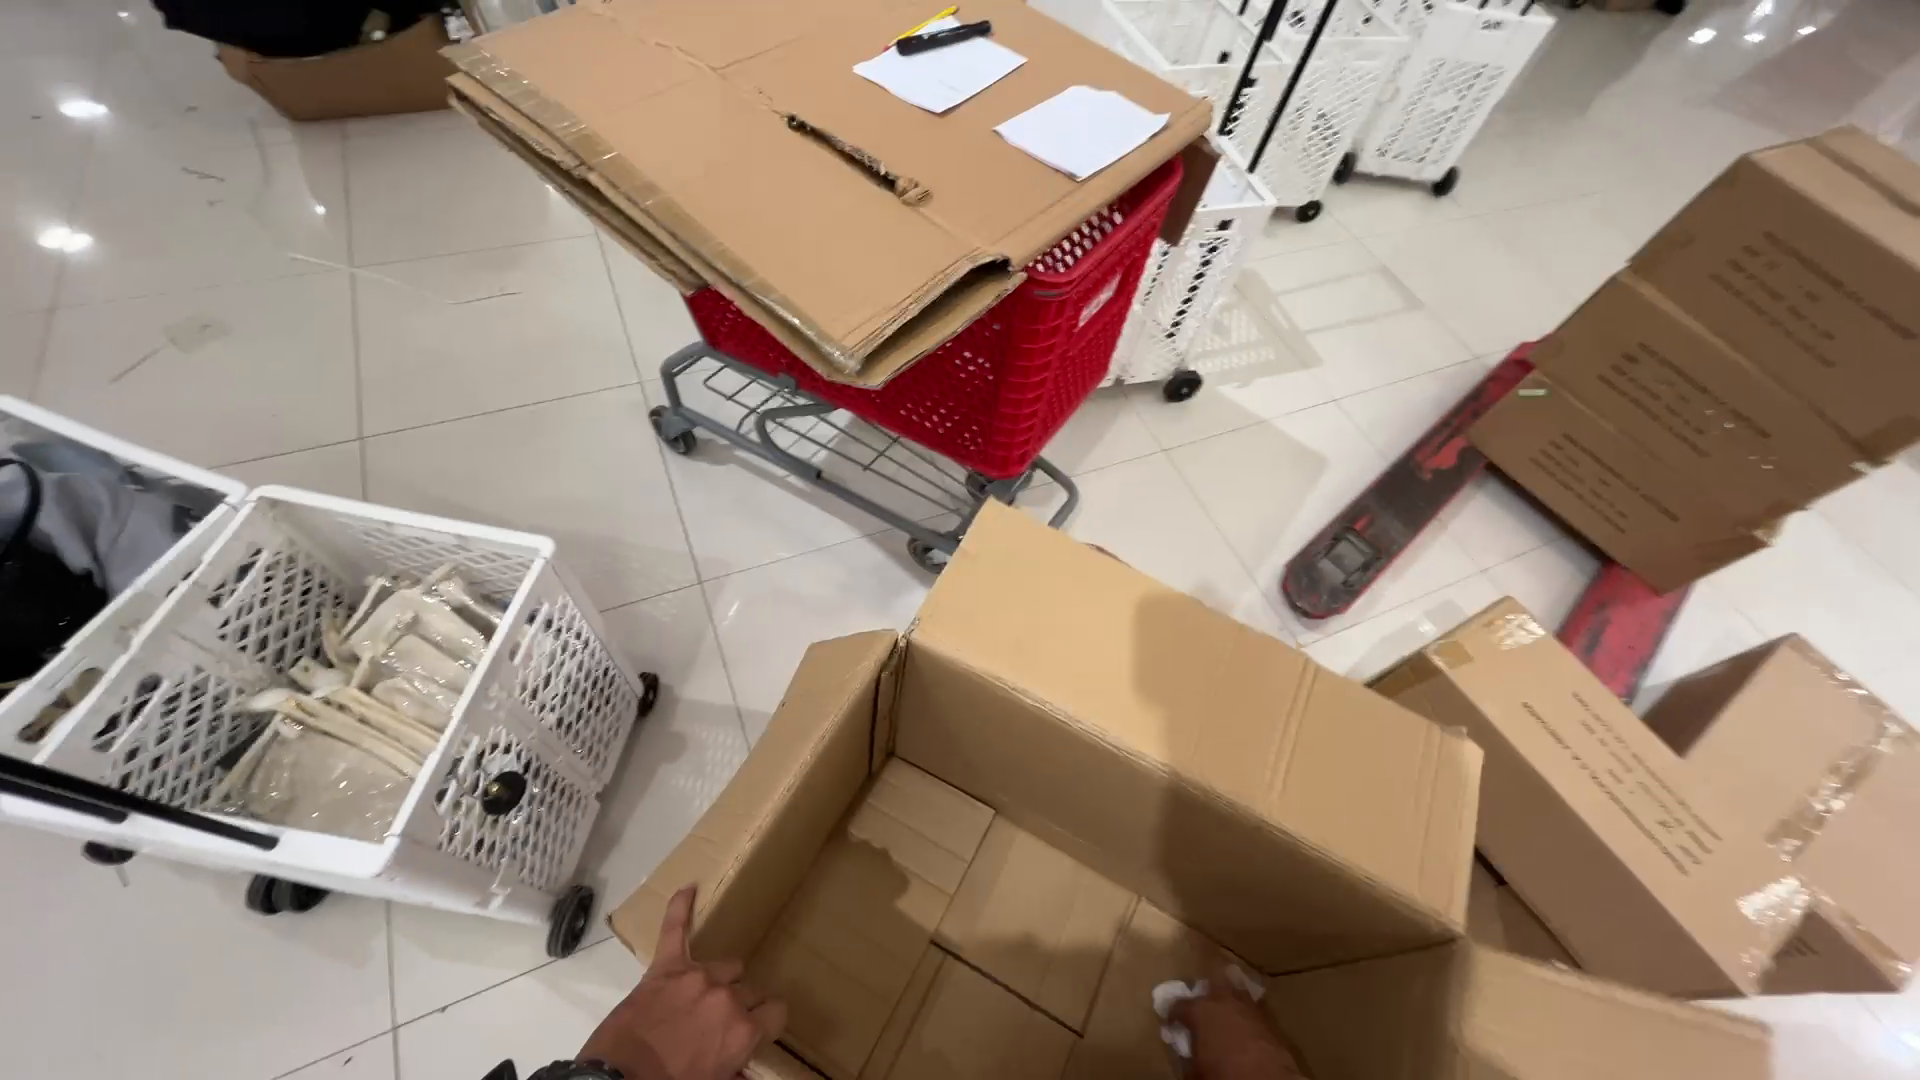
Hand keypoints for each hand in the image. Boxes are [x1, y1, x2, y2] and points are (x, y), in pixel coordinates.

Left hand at [578, 885, 785, 1079]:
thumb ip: (736, 1066)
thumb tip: (744, 1067)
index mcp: (744, 1031)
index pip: (776, 1011)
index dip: (767, 1022)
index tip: (757, 1029)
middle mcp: (728, 997)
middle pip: (750, 989)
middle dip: (741, 1006)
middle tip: (719, 1026)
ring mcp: (698, 977)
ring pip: (727, 966)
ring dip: (720, 980)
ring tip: (701, 999)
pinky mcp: (667, 967)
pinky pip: (675, 929)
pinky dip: (680, 908)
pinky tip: (689, 888)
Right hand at [1171, 967, 1307, 1079]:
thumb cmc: (1224, 1073)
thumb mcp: (1196, 1071)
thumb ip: (1187, 1058)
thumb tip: (1184, 1055)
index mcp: (1199, 1011)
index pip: (1178, 1005)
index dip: (1172, 1014)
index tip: (1171, 1023)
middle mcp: (1221, 1001)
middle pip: (1211, 983)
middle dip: (1205, 991)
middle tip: (1202, 1005)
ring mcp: (1246, 1006)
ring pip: (1235, 989)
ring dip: (1229, 995)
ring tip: (1226, 1004)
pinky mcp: (1267, 1019)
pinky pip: (1253, 1007)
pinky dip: (1246, 1011)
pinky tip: (1245, 1019)